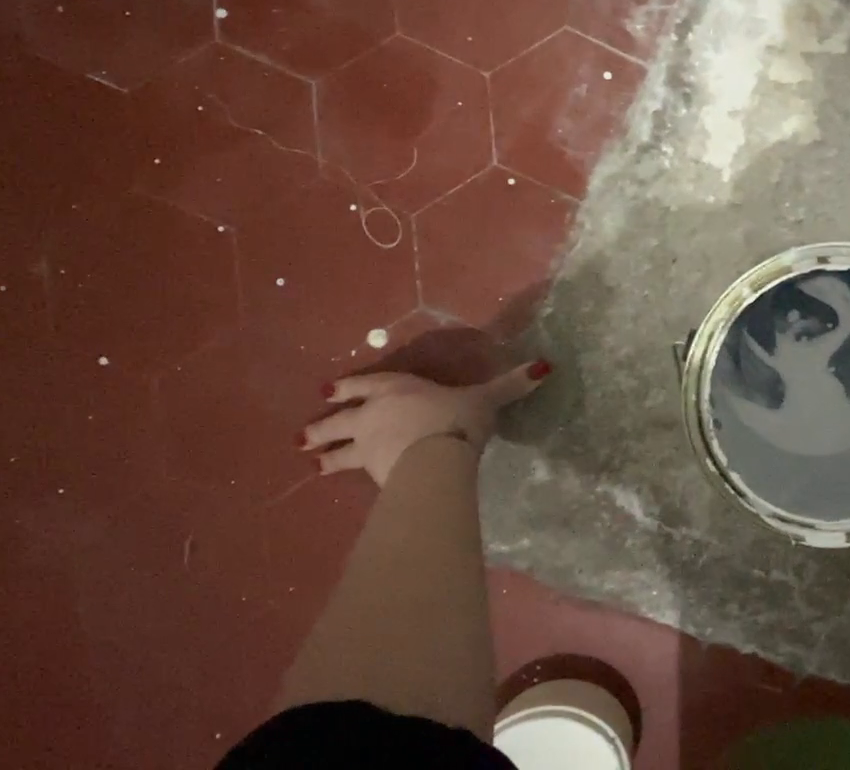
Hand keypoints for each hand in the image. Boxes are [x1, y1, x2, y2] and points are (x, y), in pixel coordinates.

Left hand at [299, 361, 550, 484]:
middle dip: (323, 426)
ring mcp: (367, 447)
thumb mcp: (487, 398)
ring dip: (324, 454)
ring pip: (337, 450)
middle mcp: (373, 416)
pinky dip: (346, 476)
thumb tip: (545, 366)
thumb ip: (511, 384)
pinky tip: (348, 483)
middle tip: (304, 435)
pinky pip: (354, 474)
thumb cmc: (457, 418)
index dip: (348, 387)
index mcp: (395, 390)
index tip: (328, 391)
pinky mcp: (371, 474)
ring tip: (311, 462)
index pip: (364, 385)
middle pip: (340, 420)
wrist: (436, 458)